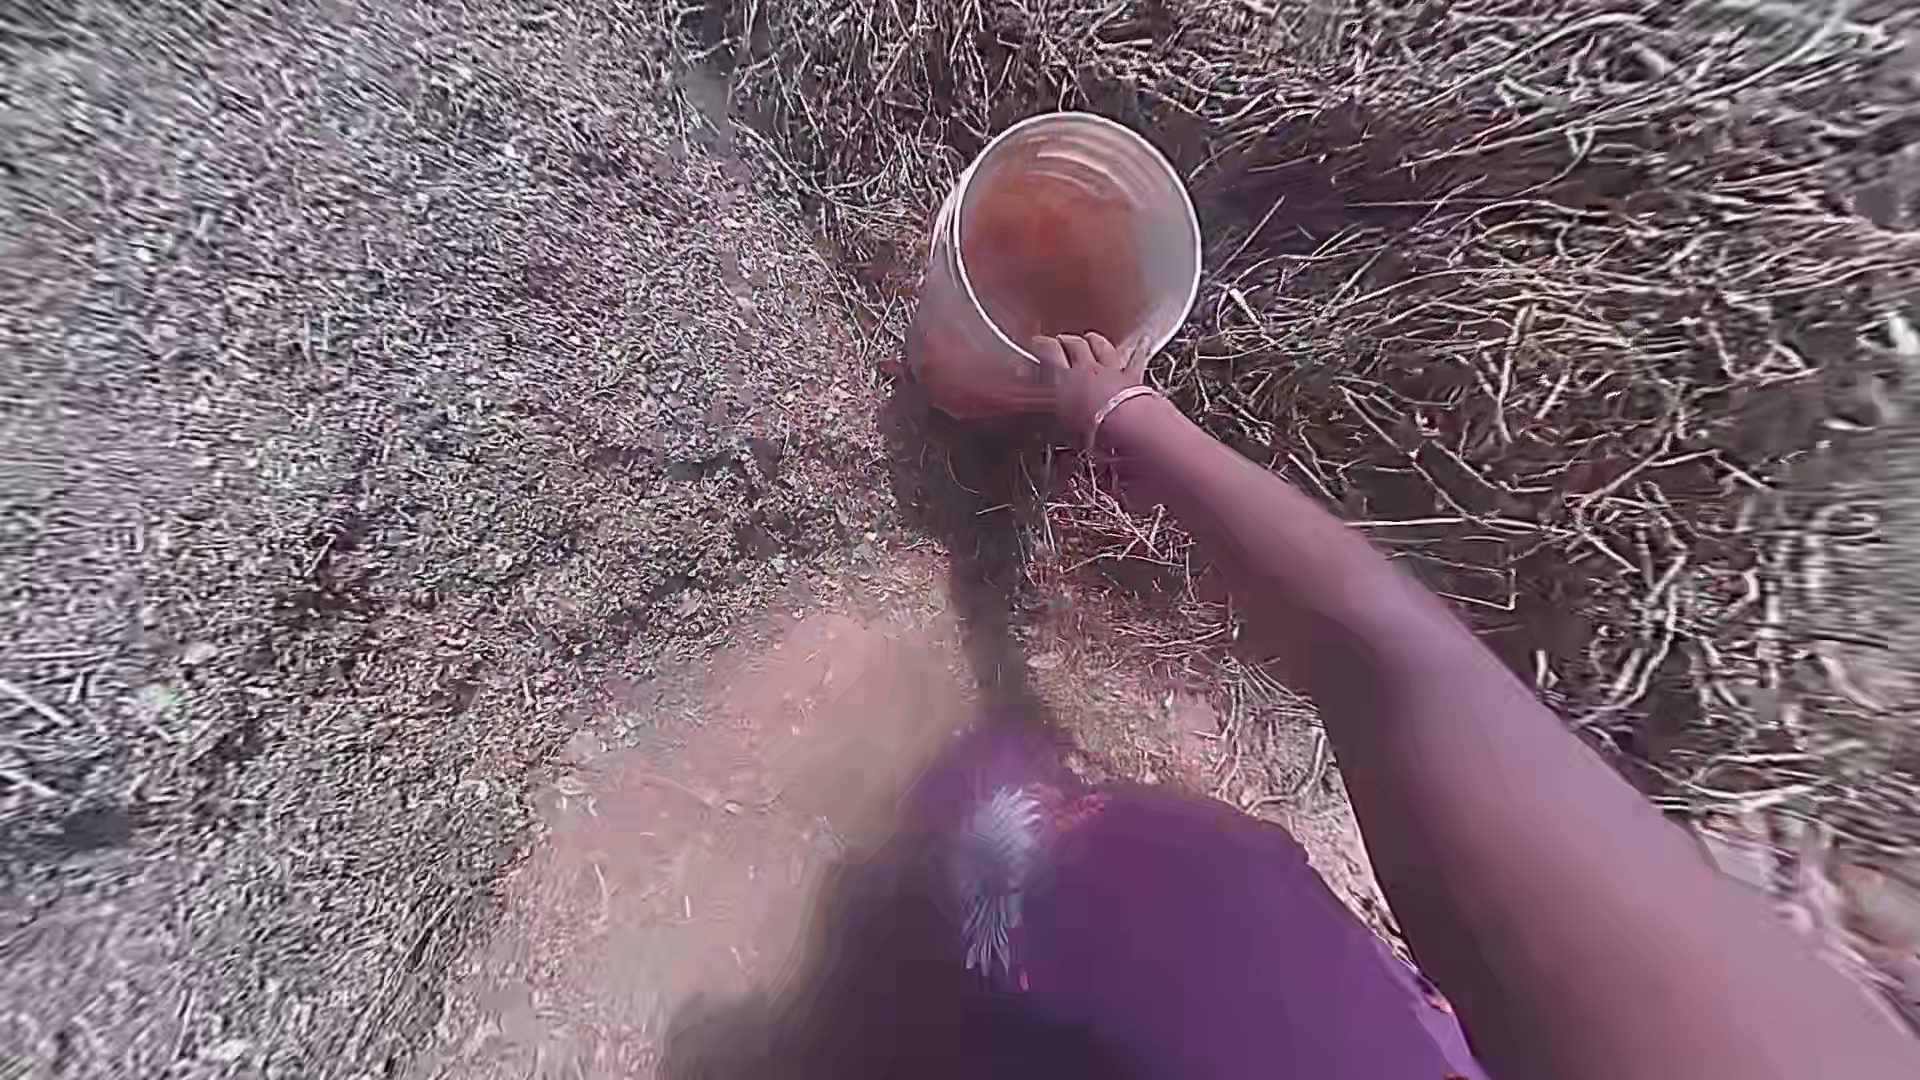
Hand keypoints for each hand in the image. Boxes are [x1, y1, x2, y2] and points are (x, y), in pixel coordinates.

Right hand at [1032, 332, 1147, 439]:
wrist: (1126, 426)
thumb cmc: (1091, 430)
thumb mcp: (1063, 431)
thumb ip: (1055, 423)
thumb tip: (1049, 436)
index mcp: (1066, 379)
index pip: (1050, 352)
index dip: (1043, 345)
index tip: (1038, 343)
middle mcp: (1088, 369)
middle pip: (1076, 345)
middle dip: (1067, 340)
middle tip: (1061, 340)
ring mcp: (1112, 371)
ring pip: (1102, 347)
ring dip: (1095, 341)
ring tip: (1090, 337)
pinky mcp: (1133, 378)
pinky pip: (1135, 360)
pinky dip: (1136, 351)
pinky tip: (1139, 345)